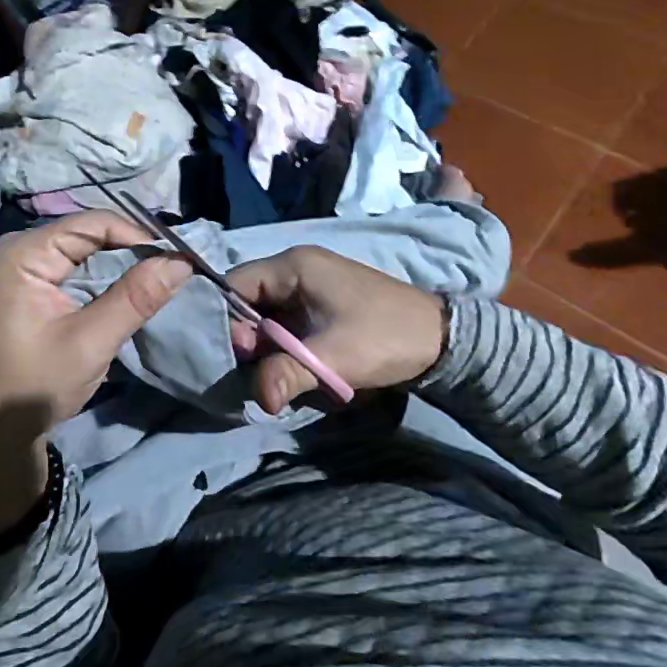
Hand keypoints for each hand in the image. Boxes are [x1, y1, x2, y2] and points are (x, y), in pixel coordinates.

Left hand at [0, 211, 191, 531]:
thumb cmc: (34, 385)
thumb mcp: (91, 341)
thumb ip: (136, 297)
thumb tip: (184, 262)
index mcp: (22, 254)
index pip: (93, 224)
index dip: (140, 237)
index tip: (179, 261)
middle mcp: (18, 252)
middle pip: (90, 236)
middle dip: (134, 254)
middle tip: (175, 274)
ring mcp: (22, 272)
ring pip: (87, 255)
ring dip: (122, 270)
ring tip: (159, 286)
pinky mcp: (30, 292)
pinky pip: (76, 274)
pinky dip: (105, 284)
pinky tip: (129, 298)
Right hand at [225, 246, 445, 413]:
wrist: (440, 339)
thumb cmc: (385, 336)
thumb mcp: (334, 357)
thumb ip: (289, 373)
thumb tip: (260, 400)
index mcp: (295, 266)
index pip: (234, 284)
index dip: (227, 321)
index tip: (236, 357)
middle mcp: (297, 269)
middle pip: (248, 301)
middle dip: (245, 338)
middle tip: (252, 372)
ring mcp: (310, 288)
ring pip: (266, 316)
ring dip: (264, 347)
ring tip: (267, 375)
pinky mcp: (321, 307)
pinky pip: (286, 324)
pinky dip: (281, 346)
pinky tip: (284, 370)